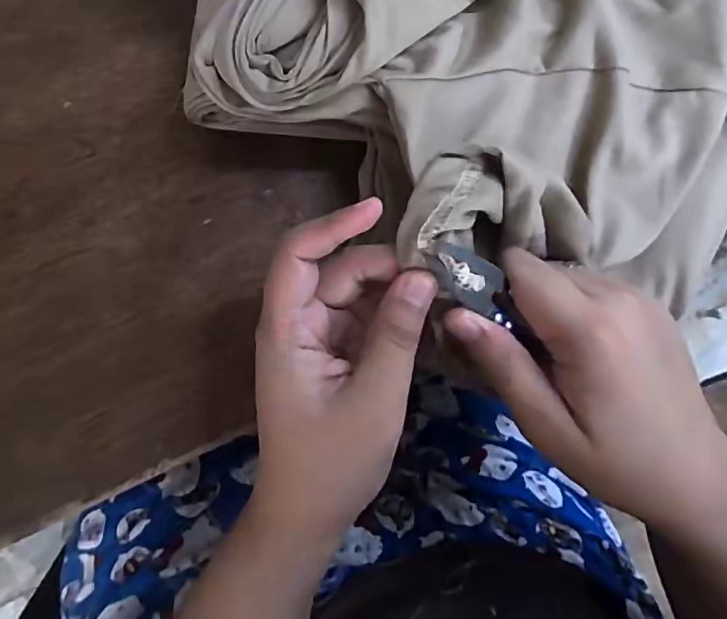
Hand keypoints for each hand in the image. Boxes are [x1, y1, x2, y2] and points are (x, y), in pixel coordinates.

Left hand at [250, 198, 437, 543]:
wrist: (307, 516)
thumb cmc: (331, 463)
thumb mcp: (373, 401)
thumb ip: (397, 335)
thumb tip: (423, 275)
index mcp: (287, 327)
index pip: (298, 254)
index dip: (333, 225)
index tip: (377, 209)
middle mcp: (299, 319)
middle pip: (338, 268)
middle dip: (384, 265)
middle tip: (436, 275)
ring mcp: (318, 332)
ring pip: (356, 288)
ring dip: (394, 286)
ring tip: (439, 291)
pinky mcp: (337, 346)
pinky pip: (366, 312)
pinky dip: (395, 309)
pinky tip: (426, 313)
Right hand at [444, 249, 726, 530]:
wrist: (697, 476)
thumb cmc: (616, 462)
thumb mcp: (547, 427)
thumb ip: (501, 363)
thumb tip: (454, 313)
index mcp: (590, 325)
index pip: (519, 264)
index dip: (496, 288)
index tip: (494, 328)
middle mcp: (616, 294)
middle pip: (541, 268)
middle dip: (522, 299)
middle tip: (529, 353)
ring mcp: (638, 293)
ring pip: (564, 272)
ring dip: (549, 301)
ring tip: (561, 354)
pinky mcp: (650, 299)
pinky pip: (591, 281)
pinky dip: (576, 304)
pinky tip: (590, 349)